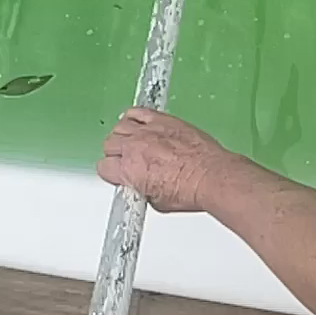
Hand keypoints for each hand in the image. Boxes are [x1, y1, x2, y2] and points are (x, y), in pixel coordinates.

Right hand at [97, 107, 242, 212]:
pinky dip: (136, 117)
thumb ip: (141, 189)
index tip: (120, 174)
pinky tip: (141, 125)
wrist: (211, 176)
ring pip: (120, 125)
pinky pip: (138, 111)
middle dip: (117, 154)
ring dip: (125, 135)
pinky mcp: (162, 120)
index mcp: (129, 169)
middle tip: (129, 160)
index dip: (112, 172)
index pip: (104, 167)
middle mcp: (135, 147)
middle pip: (109, 144)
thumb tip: (140, 186)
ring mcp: (148, 131)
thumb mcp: (157, 203)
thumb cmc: (190, 190)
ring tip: (135, 144)